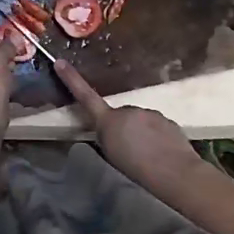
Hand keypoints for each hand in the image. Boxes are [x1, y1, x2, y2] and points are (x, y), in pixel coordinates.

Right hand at [55, 60, 207, 190]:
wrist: (173, 171)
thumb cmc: (136, 168)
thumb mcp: (110, 155)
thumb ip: (107, 136)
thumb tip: (109, 129)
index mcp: (109, 121)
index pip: (86, 97)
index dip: (72, 80)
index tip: (60, 62)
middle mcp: (128, 110)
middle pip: (119, 116)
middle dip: (121, 128)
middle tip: (128, 151)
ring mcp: (149, 112)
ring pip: (139, 121)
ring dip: (140, 133)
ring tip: (146, 155)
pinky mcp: (166, 119)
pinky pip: (155, 126)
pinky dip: (155, 137)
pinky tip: (159, 152)